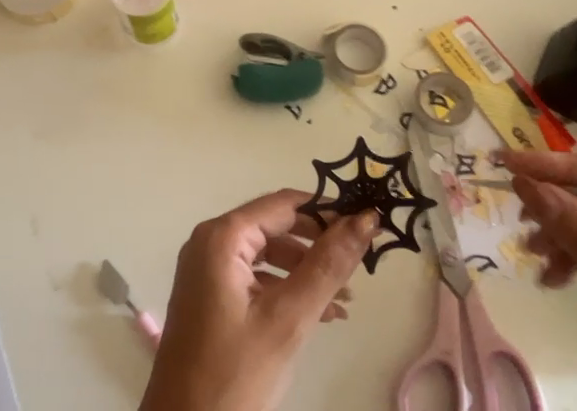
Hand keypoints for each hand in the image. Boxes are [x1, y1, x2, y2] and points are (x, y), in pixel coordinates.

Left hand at [139, 190, 378, 410]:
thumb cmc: (235, 371)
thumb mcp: (288, 318)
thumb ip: (328, 265)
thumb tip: (366, 218)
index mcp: (221, 237)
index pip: (284, 204)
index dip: (327, 210)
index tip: (370, 223)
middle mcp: (209, 244)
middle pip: (275, 226)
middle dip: (319, 243)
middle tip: (363, 264)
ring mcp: (206, 272)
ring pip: (268, 254)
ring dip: (307, 270)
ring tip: (346, 298)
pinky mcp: (210, 299)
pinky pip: (255, 279)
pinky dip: (287, 290)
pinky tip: (320, 315)